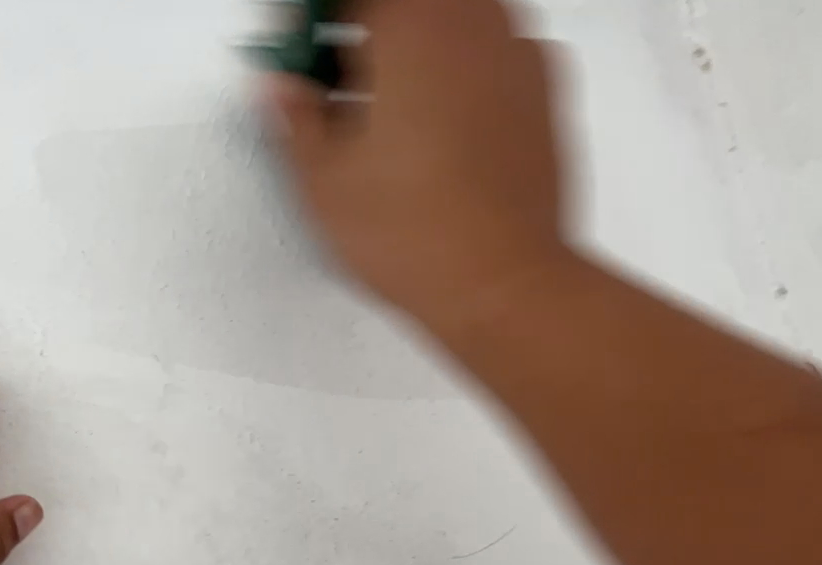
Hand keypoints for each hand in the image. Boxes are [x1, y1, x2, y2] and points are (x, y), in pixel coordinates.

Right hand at [267, 0, 572, 337]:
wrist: (498, 280)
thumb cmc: (411, 233)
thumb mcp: (323, 181)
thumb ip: (294, 119)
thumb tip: (276, 87)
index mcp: (411, 30)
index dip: (319, 19)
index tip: (298, 45)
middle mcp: (474, 23)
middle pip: (409, 5)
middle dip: (367, 30)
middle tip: (334, 77)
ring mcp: (519, 52)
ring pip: (457, 18)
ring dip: (413, 44)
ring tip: (381, 104)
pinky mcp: (545, 90)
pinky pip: (494, 50)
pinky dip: (459, 67)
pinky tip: (434, 123)